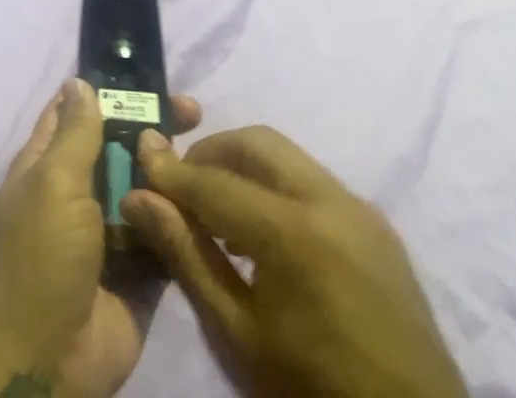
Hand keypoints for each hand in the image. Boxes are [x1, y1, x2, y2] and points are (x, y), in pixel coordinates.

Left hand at [0, 80, 201, 397]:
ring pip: (149, 187)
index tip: (150, 75)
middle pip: (119, 148)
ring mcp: (111, 233)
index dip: (107, 91)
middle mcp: (78, 195)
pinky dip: (188, 217)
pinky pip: (169, 233)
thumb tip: (79, 81)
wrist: (47, 360)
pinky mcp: (143, 270)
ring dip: (174, 171)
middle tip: (195, 112)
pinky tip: (216, 196)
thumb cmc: (40, 259)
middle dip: (152, 127)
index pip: (75, 115)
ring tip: (208, 155)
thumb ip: (74, 135)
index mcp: (46, 169)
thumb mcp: (51, 185)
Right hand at [121, 127, 466, 397]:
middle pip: (257, 143)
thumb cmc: (310, 385)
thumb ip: (186, 255)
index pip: (214, 180)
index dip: (169, 170)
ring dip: (244, 167)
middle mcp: (332, 202)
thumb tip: (139, 199)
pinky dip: (276, 187)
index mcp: (294, 231)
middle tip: (178, 185)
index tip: (137, 156)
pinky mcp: (378, 227)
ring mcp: (361, 211)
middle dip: (210, 152)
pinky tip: (260, 233)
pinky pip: (315, 183)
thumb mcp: (235, 331)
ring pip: (289, 158)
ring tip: (214, 212)